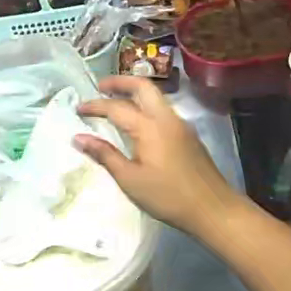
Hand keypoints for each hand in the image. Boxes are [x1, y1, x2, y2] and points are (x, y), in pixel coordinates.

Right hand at [76, 75, 248, 236]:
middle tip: (100, 86)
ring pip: (156, 96)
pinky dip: (147, 105)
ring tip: (116, 100)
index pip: (117, 107)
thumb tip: (79, 138)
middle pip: (143, 86)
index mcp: (149, 126)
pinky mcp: (189, 134)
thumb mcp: (130, 179)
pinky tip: (138, 120)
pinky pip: (164, 109)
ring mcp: (181, 124)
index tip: (78, 108)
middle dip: (120, 82)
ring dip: (135, 92)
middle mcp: (166, 118)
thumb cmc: (168, 196)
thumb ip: (105, 155)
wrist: (212, 207)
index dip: (95, 105)